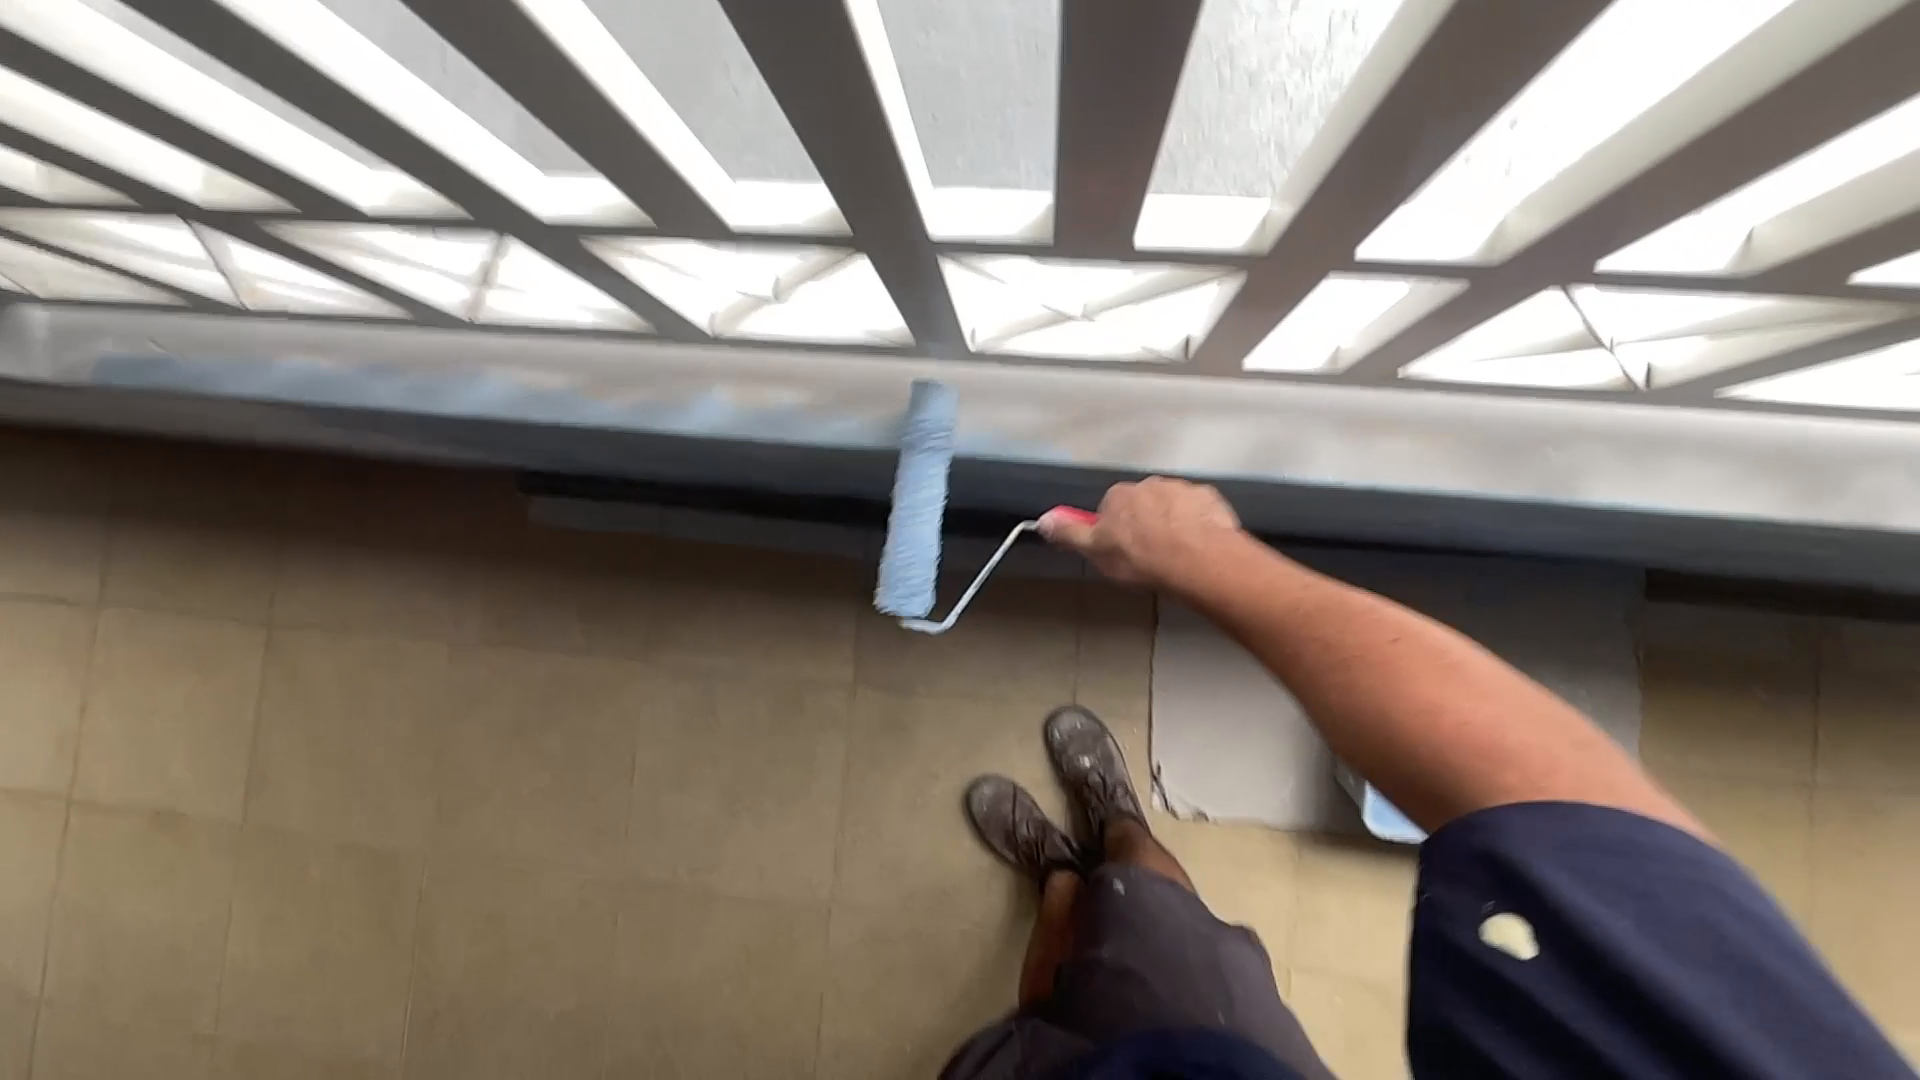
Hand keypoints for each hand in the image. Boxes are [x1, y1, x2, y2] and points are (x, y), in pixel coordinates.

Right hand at [1038, 477, 1244, 589]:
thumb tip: (1043, 521)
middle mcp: (1149, 485)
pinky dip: (1196, 525)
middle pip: (1141, 505)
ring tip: (1172, 556)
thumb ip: (1068, 533)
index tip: (1119, 550)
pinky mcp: (1208, 500)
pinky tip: (1195, 549)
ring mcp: (1181, 490)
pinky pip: (1197, 511)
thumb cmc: (1144, 558)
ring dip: (1170, 524)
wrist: (1197, 561)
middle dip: (1143, 525)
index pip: (1109, 508)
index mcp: (1118, 495)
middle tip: (1146, 556)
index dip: (1113, 531)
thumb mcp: (1095, 551)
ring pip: (1170, 507)